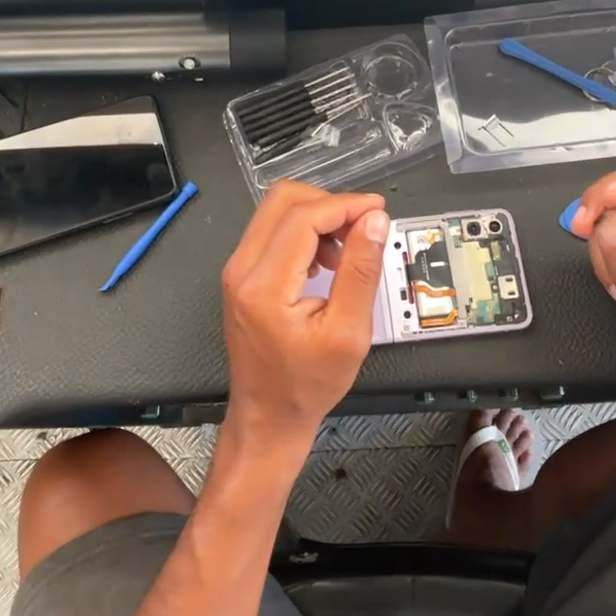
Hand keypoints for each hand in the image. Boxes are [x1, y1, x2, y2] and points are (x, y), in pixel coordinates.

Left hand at [221, 179, 390, 446]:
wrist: (268, 416)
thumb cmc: (307, 384)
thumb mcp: (348, 333)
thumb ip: (361, 272)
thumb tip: (375, 222)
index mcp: (265, 286)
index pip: (304, 217)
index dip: (345, 205)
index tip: (379, 211)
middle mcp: (242, 269)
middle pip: (283, 200)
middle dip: (330, 204)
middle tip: (363, 227)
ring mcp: (237, 269)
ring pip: (276, 210)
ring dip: (317, 216)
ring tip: (346, 250)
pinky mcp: (242, 273)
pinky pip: (272, 230)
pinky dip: (304, 230)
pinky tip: (326, 261)